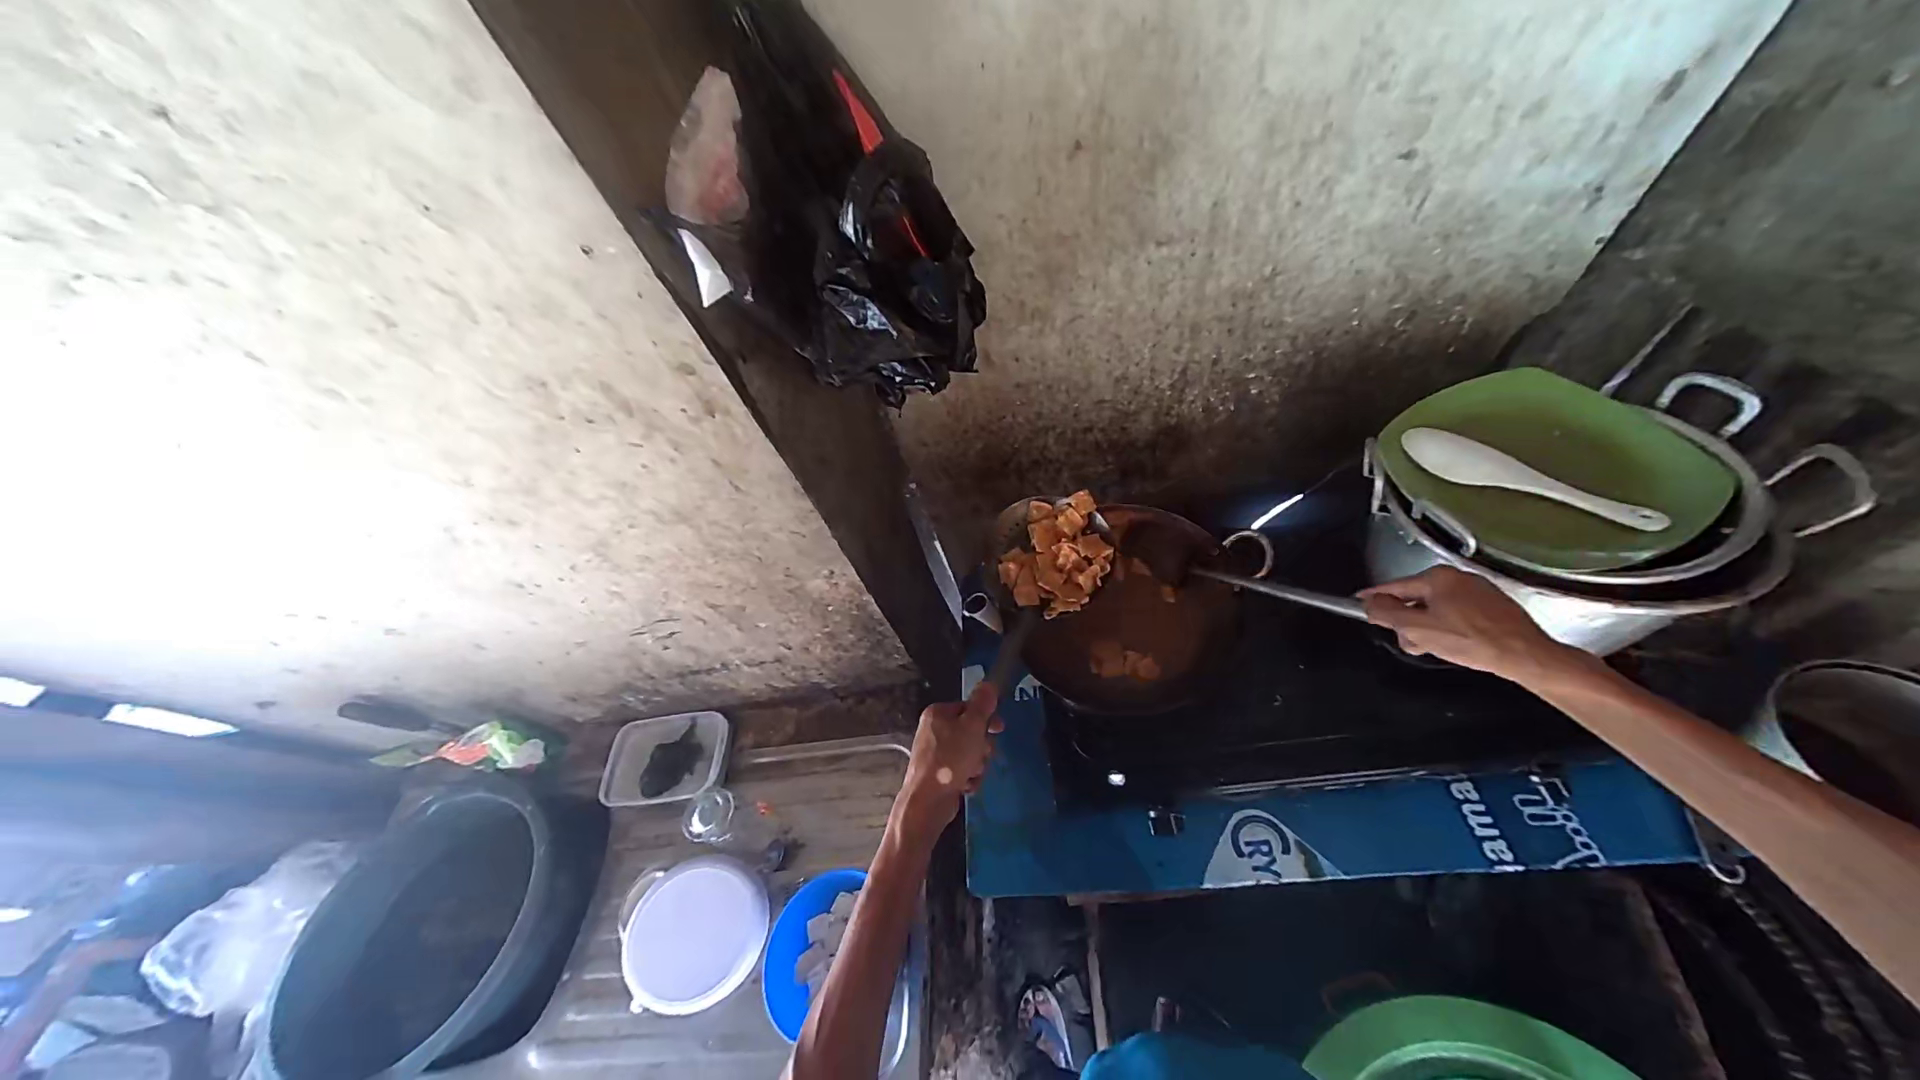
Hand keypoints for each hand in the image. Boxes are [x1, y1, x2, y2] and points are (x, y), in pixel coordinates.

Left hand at [899, 683, 1004, 832]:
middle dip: (981, 747)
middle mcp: (934, 731)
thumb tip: (989, 683)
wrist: (927, 801)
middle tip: (981, 755)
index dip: (986, 718)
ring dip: (976, 765)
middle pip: (972, 732)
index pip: (970, 708)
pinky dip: (968, 778)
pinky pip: (963, 771)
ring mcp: (935, 754)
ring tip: (970, 773)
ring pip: (970, 753)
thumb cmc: (950, 759)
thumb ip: (982, 704)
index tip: (999, 729)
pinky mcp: (939, 775)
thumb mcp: (972, 726)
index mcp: (938, 713)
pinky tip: (965, 786)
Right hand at [1357, 567, 1578, 684]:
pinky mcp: (1493, 604)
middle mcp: (1458, 577)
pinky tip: (1457, 643)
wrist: (1526, 656)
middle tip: (1413, 642)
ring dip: (1428, 626)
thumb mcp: (1418, 629)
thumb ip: (1387, 613)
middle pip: (1415, 598)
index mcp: (1437, 578)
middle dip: (1408, 621)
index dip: (1373, 597)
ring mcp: (1478, 589)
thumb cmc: (1472, 642)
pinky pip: (1457, 611)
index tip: (1358, 602)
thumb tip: (1370, 603)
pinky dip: (1450, 626)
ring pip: (1436, 606)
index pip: (1394, 586)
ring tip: (1437, 646)